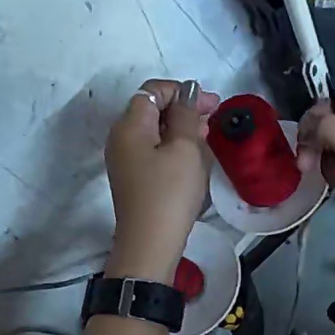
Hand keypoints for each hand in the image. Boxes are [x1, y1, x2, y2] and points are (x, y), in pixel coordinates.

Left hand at [105, 80, 218, 281]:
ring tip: (208, 135)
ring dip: (180, 127)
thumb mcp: (185, 149)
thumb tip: (187, 92)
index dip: (182, 91)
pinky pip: (152, 149)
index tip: (211, 103)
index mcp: (130, 125)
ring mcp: (124, 159)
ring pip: (153, 130)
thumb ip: (186, 116)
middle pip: (151, 109)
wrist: (150, 243)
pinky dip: (172, 145)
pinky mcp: (133, 177)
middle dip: (183, 108)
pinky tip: (193, 154)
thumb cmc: (170, 193)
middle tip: (214, 116)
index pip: (153, 91)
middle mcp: (121, 137)